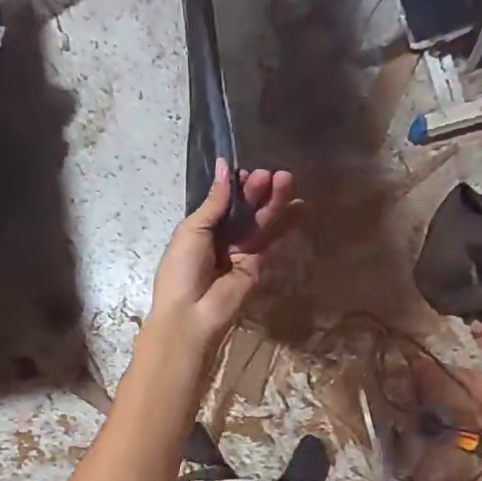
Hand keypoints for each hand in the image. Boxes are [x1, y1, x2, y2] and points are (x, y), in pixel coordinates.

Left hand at [147, 160, 297, 355]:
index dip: (234, 187)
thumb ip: (213, 202)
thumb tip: (224, 166)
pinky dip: (285, 223)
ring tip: (286, 178)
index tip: (245, 170)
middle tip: (269, 173)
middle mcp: (220, 239)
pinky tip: (299, 204)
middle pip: (242, 209)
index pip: (221, 202)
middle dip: (255, 191)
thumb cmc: (182, 270)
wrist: (192, 314)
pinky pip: (271, 240)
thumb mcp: (192, 230)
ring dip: (273, 200)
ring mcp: (239, 252)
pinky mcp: (256, 265)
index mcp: (198, 229)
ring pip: (259, 221)